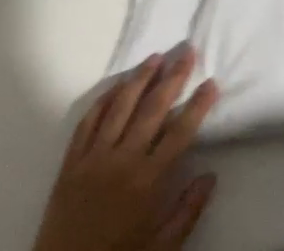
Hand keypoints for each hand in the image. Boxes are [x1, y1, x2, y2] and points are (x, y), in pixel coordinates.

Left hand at [32, 47, 220, 250]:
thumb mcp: (162, 247)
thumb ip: (187, 211)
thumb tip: (210, 176)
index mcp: (147, 181)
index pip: (179, 132)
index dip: (198, 105)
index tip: (212, 83)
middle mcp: (122, 160)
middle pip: (152, 109)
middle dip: (173, 78)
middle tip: (188, 52)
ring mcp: (93, 157)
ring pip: (120, 107)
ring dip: (140, 78)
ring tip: (156, 56)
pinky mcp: (71, 161)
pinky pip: (89, 121)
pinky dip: (104, 99)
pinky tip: (117, 85)